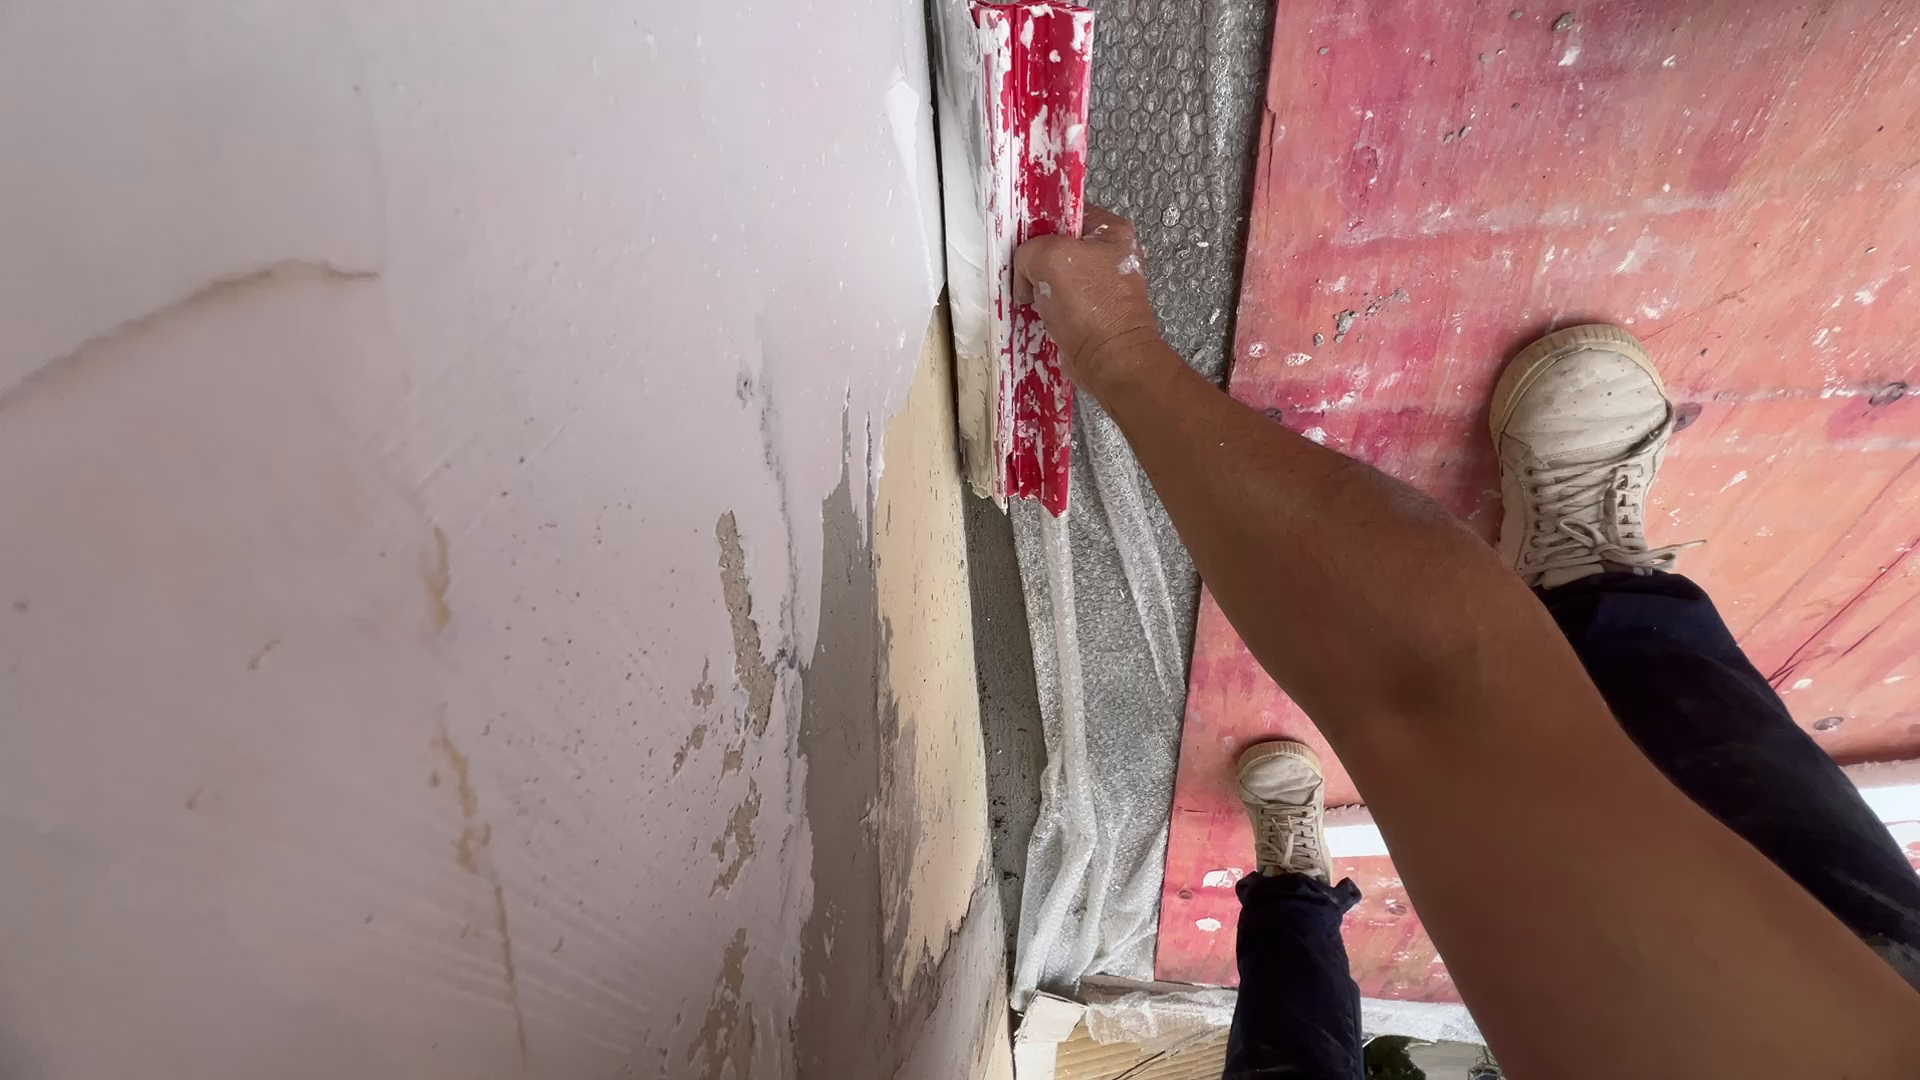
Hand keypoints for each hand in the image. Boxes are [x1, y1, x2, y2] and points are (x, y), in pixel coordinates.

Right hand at [1013, 206, 1163, 388]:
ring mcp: (1100, 289)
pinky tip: (1034, 314)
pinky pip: (1057, 304)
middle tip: (1021, 272)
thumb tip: (1025, 274)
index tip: (1019, 240)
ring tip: (1026, 297)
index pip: (1067, 214)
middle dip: (1035, 261)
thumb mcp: (1049, 257)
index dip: (1040, 224)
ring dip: (1036, 288)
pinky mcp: (1089, 316)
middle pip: (1058, 247)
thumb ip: (1028, 250)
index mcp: (1112, 231)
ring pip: (1054, 279)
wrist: (1109, 361)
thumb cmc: (1090, 307)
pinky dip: (1043, 310)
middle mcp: (1109, 257)